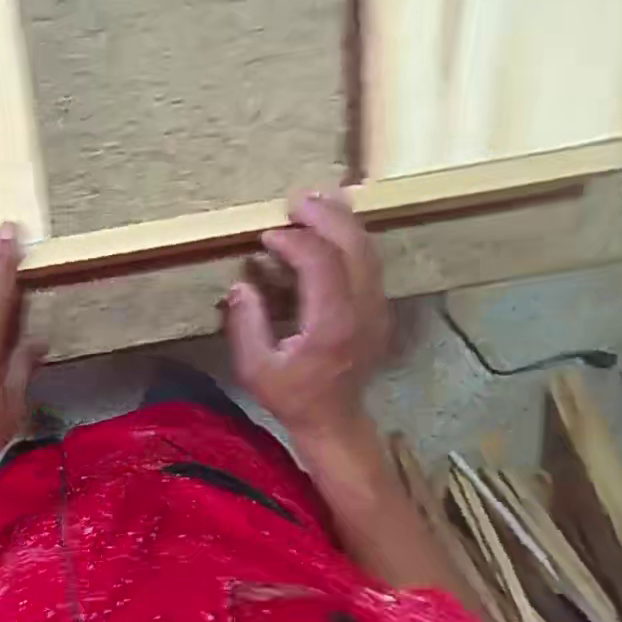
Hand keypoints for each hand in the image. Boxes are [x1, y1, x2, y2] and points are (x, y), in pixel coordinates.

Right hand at [225, 190, 390, 442]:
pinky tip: (336, 226)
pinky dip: (352, 239)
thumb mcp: (256, 368)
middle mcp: (362, 310)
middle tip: (295, 200)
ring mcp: (377, 309)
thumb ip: (246, 325)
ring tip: (317, 201)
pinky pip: (370, 263)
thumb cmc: (292, 397)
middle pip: (352, 244)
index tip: (267, 236)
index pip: (320, 262)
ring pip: (367, 249)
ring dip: (343, 221)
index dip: (294, 241)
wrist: (334, 421)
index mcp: (331, 325)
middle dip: (324, 216)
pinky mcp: (380, 310)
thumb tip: (241, 285)